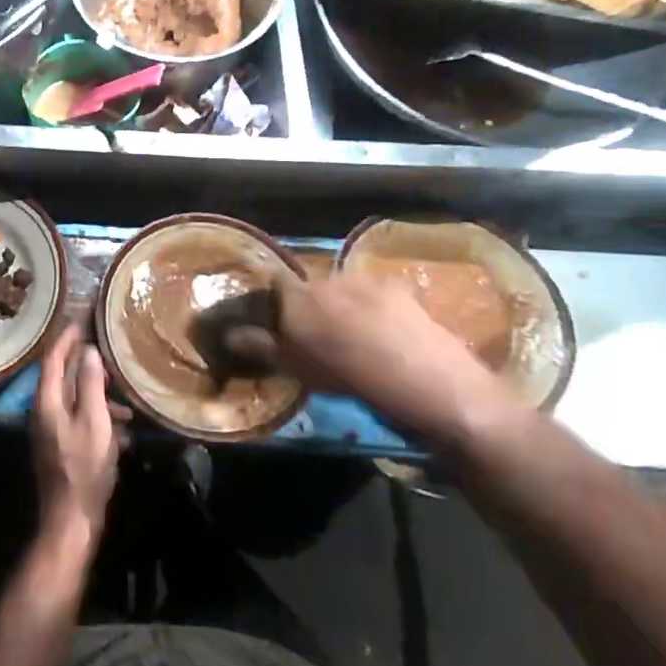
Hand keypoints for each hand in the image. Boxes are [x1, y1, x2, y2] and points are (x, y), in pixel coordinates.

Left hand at [32, 324, 120, 538]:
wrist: (71, 518)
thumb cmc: (85, 469)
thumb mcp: (95, 423)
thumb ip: (91, 386)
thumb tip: (89, 352)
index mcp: (47, 402)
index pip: (52, 360)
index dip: (66, 339)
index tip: (81, 321)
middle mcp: (43, 411)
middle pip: (61, 377)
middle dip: (83, 363)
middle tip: (107, 351)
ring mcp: (50, 429)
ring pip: (72, 398)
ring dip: (96, 392)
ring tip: (123, 395)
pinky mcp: (60, 445)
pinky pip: (78, 418)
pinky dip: (97, 415)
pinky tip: (122, 426)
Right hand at [271, 269, 524, 445]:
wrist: (436, 386)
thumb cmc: (356, 380)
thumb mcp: (300, 370)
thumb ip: (261, 347)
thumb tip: (229, 334)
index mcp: (301, 296)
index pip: (274, 282)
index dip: (270, 299)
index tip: (272, 320)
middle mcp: (332, 279)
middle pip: (308, 284)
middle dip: (305, 304)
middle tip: (310, 333)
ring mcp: (369, 281)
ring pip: (341, 288)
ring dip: (337, 305)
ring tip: (347, 335)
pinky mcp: (401, 290)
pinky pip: (371, 293)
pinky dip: (367, 307)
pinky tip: (377, 333)